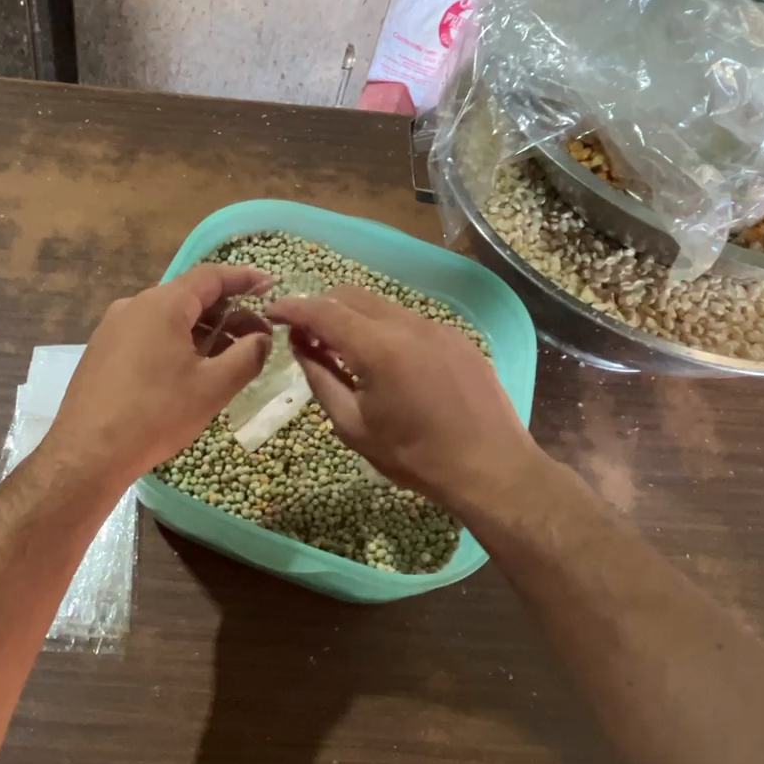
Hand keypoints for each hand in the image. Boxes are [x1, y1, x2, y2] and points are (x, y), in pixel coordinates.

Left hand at [43, 265, 274, 487]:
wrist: (88, 452)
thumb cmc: (156, 414)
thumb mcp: (212, 388)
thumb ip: (246, 357)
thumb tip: (261, 340)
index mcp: (161, 305)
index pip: (210, 276)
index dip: (244, 279)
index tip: (271, 286)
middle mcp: (133, 306)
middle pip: (189, 297)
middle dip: (228, 313)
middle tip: (259, 336)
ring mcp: (112, 329)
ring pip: (168, 319)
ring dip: (203, 332)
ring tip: (230, 358)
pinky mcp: (102, 353)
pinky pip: (148, 336)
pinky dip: (176, 344)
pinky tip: (190, 371)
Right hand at [266, 287, 548, 510]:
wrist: (491, 467)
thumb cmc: (414, 456)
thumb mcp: (353, 426)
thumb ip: (321, 380)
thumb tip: (301, 347)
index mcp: (378, 347)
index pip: (323, 312)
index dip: (293, 308)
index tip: (272, 312)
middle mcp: (408, 324)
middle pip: (352, 296)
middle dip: (321, 307)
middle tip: (304, 335)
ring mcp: (437, 327)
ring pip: (382, 306)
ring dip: (353, 318)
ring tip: (341, 349)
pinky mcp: (457, 338)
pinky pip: (409, 321)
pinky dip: (384, 329)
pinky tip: (384, 361)